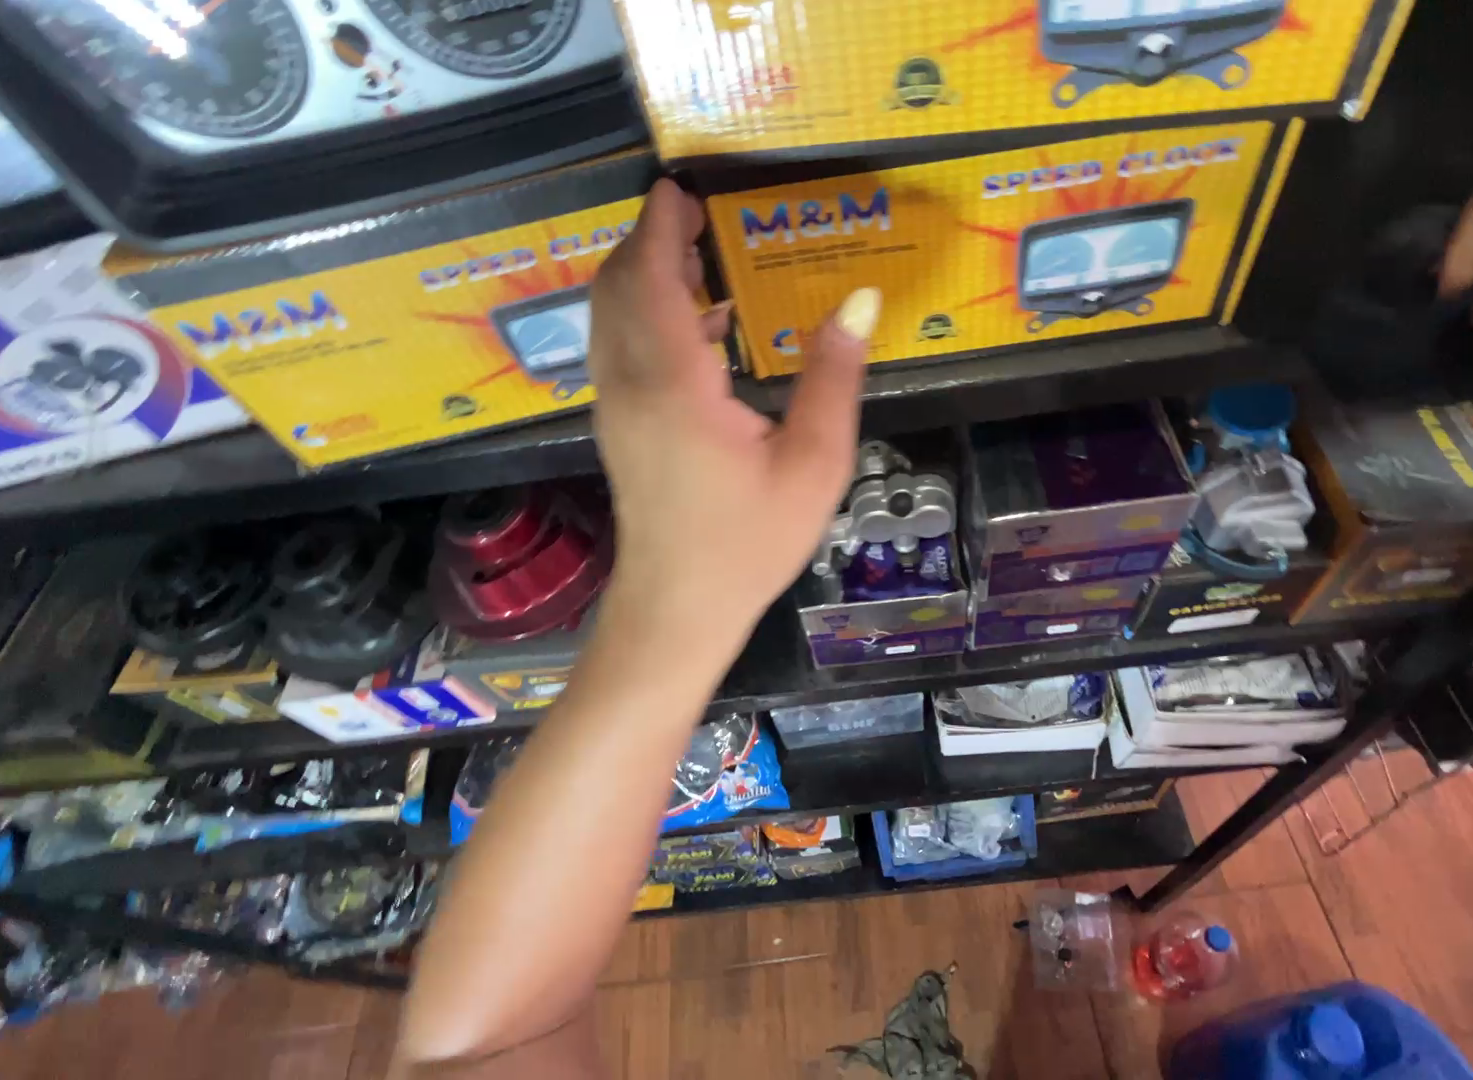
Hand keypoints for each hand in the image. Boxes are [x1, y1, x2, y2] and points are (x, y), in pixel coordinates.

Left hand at [586, 179, 872, 639]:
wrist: (680, 607)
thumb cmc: (750, 542)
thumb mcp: (814, 464)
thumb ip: (835, 379)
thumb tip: (861, 302)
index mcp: (674, 385)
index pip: (652, 279)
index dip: (661, 226)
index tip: (681, 188)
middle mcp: (630, 385)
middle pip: (618, 288)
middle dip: (648, 242)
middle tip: (695, 215)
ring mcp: (616, 408)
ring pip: (611, 318)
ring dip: (643, 277)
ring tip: (696, 257)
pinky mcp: (619, 428)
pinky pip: (618, 349)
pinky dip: (644, 317)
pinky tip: (697, 328)